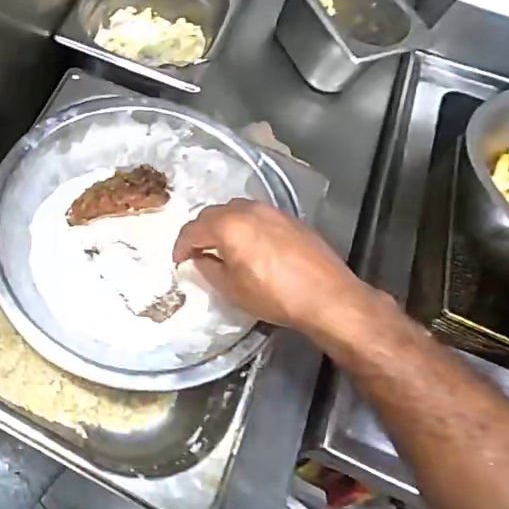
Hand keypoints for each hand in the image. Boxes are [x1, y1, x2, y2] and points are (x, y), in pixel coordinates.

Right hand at [172, 199, 388, 338]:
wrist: (328, 297)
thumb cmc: (275, 296)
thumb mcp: (232, 289)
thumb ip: (209, 268)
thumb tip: (201, 258)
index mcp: (228, 226)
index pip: (193, 229)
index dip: (181, 246)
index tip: (179, 260)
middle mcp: (248, 210)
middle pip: (213, 214)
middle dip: (200, 232)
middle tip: (197, 252)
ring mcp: (272, 211)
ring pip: (236, 210)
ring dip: (223, 225)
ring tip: (223, 247)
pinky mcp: (290, 218)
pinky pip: (257, 216)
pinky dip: (245, 226)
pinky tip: (251, 246)